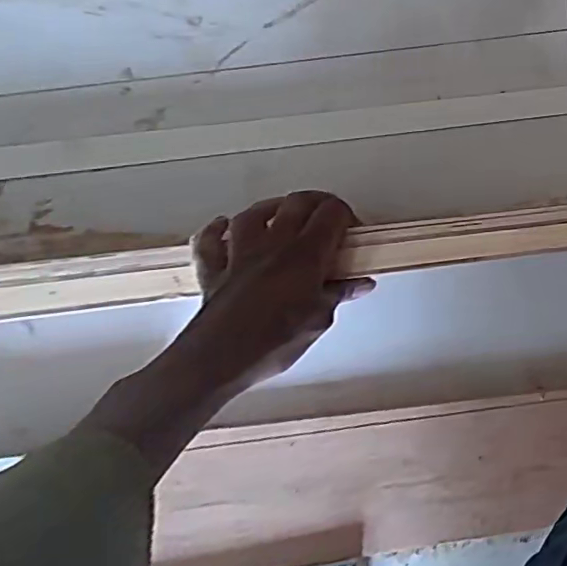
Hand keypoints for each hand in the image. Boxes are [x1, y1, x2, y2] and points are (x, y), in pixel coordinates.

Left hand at [182, 190, 375, 390]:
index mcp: (306, 255)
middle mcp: (273, 247)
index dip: (346, 214)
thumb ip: (338, 295)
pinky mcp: (214, 274)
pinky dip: (215, 231)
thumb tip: (358, 285)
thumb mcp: (318, 320)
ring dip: (271, 208)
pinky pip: (208, 244)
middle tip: (327, 213)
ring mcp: (240, 257)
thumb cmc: (270, 342)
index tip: (352, 229)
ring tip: (282, 211)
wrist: (214, 363)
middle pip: (296, 203)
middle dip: (316, 201)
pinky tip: (222, 225)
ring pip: (253, 215)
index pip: (332, 213)